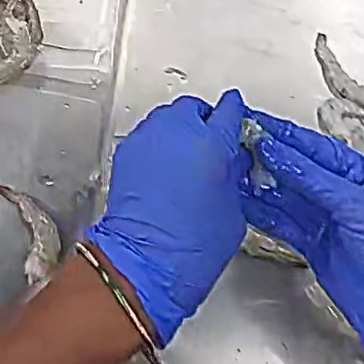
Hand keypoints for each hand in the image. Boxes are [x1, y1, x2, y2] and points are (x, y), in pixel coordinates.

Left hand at [83, 90, 250, 344]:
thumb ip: (233, 173)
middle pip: (192, 107)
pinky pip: (148, 134)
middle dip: (203, 118)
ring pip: (166, 117)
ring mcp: (148, 135)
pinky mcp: (127, 147)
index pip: (228, 111)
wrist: (148, 256)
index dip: (234, 110)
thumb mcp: (234, 208)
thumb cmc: (195, 242)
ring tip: (187, 154)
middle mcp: (176, 130)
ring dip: (178, 129)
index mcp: (211, 142)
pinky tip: (165, 165)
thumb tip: (232, 159)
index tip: (236, 109)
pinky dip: (158, 142)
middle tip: (211, 139)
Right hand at [243, 111, 363, 363]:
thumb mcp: (358, 209)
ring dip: (256, 181)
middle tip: (227, 141)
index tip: (245, 116)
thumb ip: (311, 176)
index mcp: (362, 177)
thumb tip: (270, 146)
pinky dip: (259, 210)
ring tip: (226, 169)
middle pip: (293, 166)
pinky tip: (239, 200)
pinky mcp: (314, 247)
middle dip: (261, 153)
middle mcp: (342, 195)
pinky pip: (280, 220)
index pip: (311, 145)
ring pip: (283, 192)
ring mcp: (327, 222)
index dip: (277, 131)